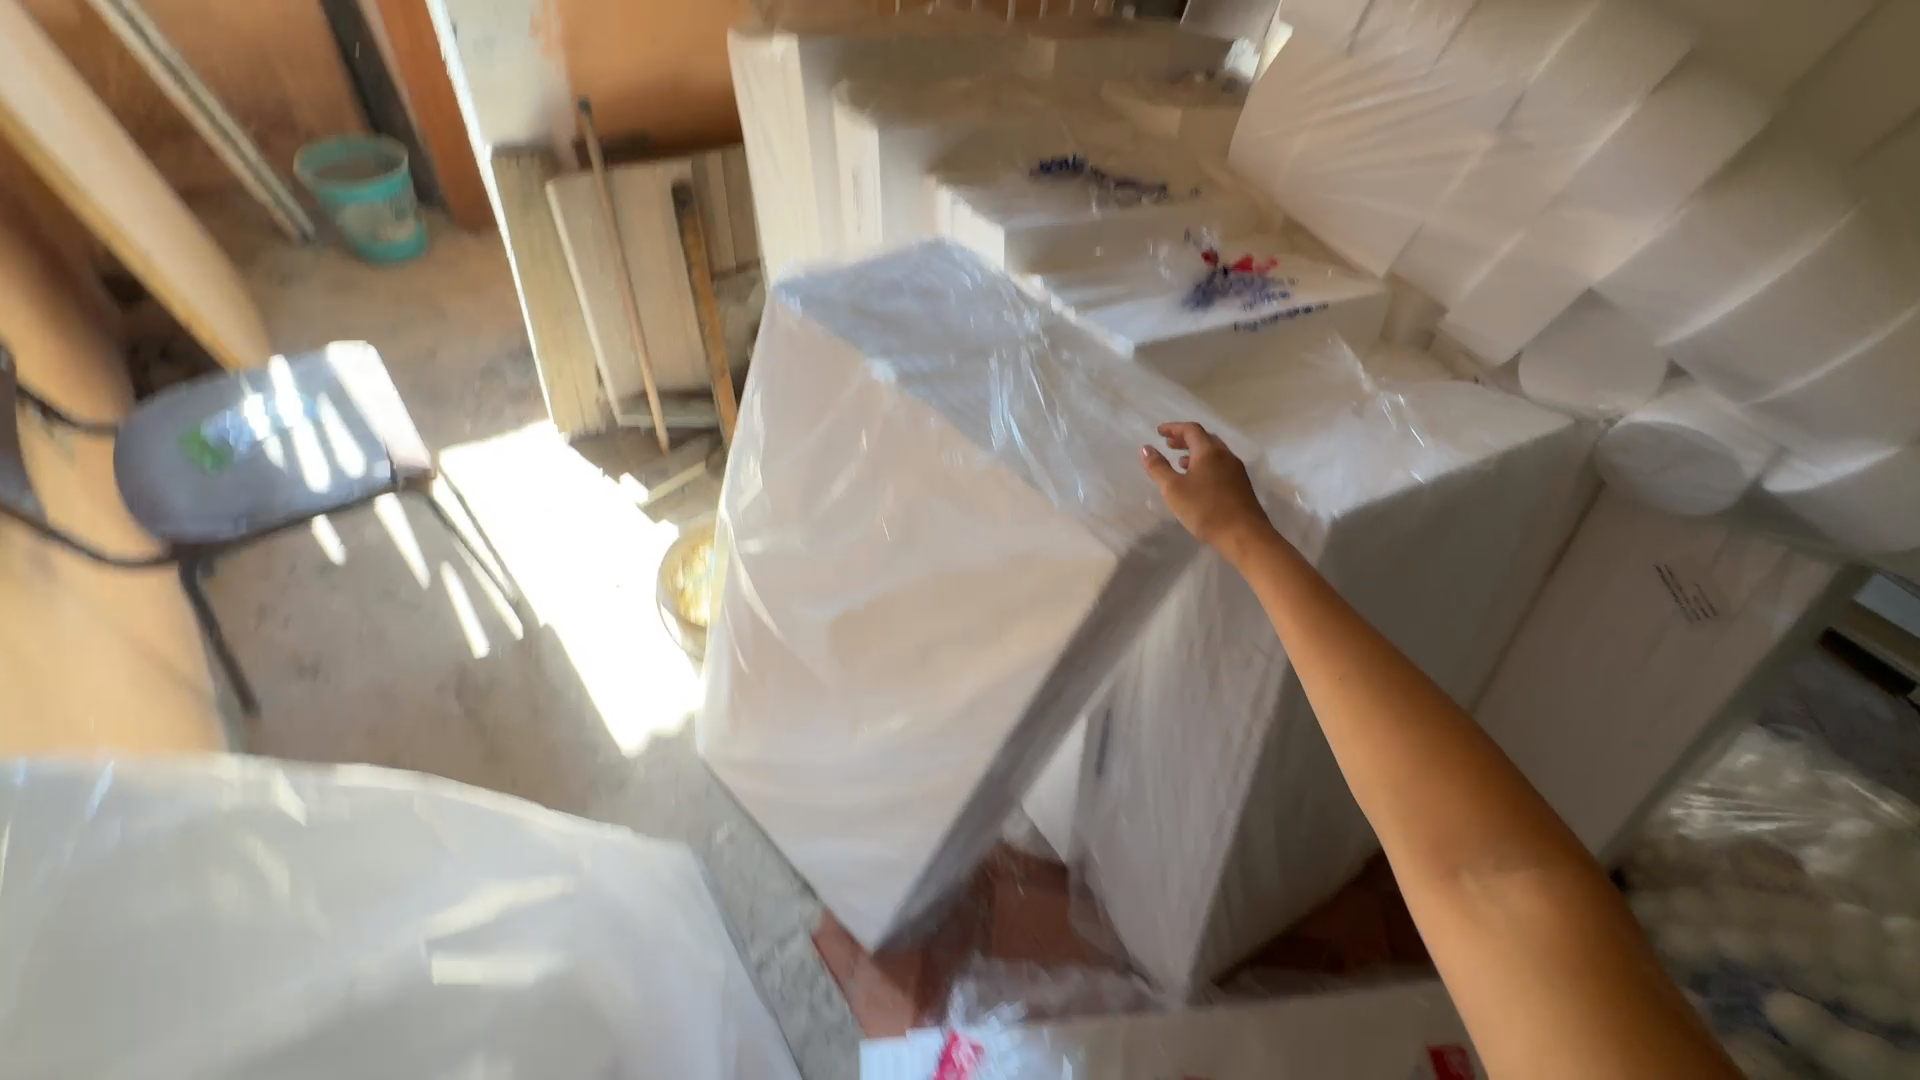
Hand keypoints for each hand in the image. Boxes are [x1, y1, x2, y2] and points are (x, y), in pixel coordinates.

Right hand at [1140, 422, 1272, 557]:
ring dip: (1195, 452)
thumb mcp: (1173, 489)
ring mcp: (1235, 470)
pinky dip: (1205, 464)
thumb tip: (1145, 448)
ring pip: (1214, 453)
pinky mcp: (1240, 484)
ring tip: (1179, 462)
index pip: (1191, 429)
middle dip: (1185, 439)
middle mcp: (1225, 455)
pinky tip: (1198, 480)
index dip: (1173, 428)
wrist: (1243, 534)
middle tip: (1168, 444)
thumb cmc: (1205, 509)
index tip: (1159, 432)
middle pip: (1204, 438)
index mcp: (1208, 451)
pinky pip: (1220, 465)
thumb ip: (1158, 467)